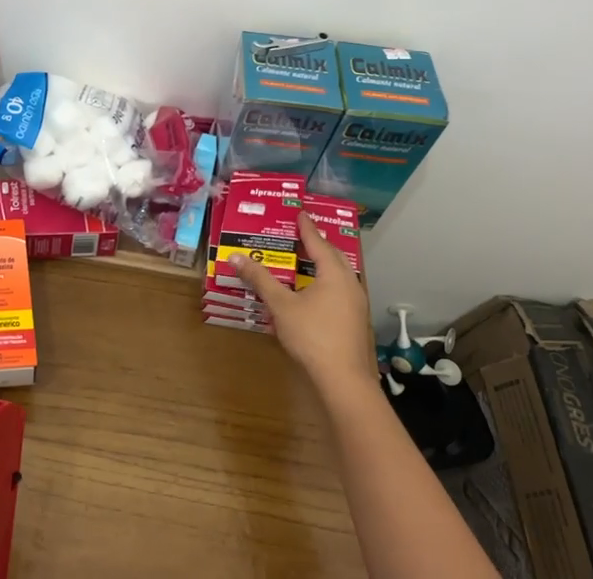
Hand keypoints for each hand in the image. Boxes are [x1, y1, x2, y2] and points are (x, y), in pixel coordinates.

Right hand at [224, 216, 373, 395]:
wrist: (344, 379)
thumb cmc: (312, 336)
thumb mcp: (281, 305)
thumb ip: (260, 280)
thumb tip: (236, 257)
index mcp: (334, 274)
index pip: (319, 243)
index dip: (307, 228)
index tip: (300, 213)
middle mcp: (350, 284)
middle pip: (335, 257)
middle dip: (319, 244)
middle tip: (302, 234)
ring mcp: (357, 304)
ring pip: (341, 275)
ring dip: (325, 264)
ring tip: (308, 259)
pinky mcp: (356, 321)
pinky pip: (341, 290)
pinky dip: (328, 282)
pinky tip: (317, 292)